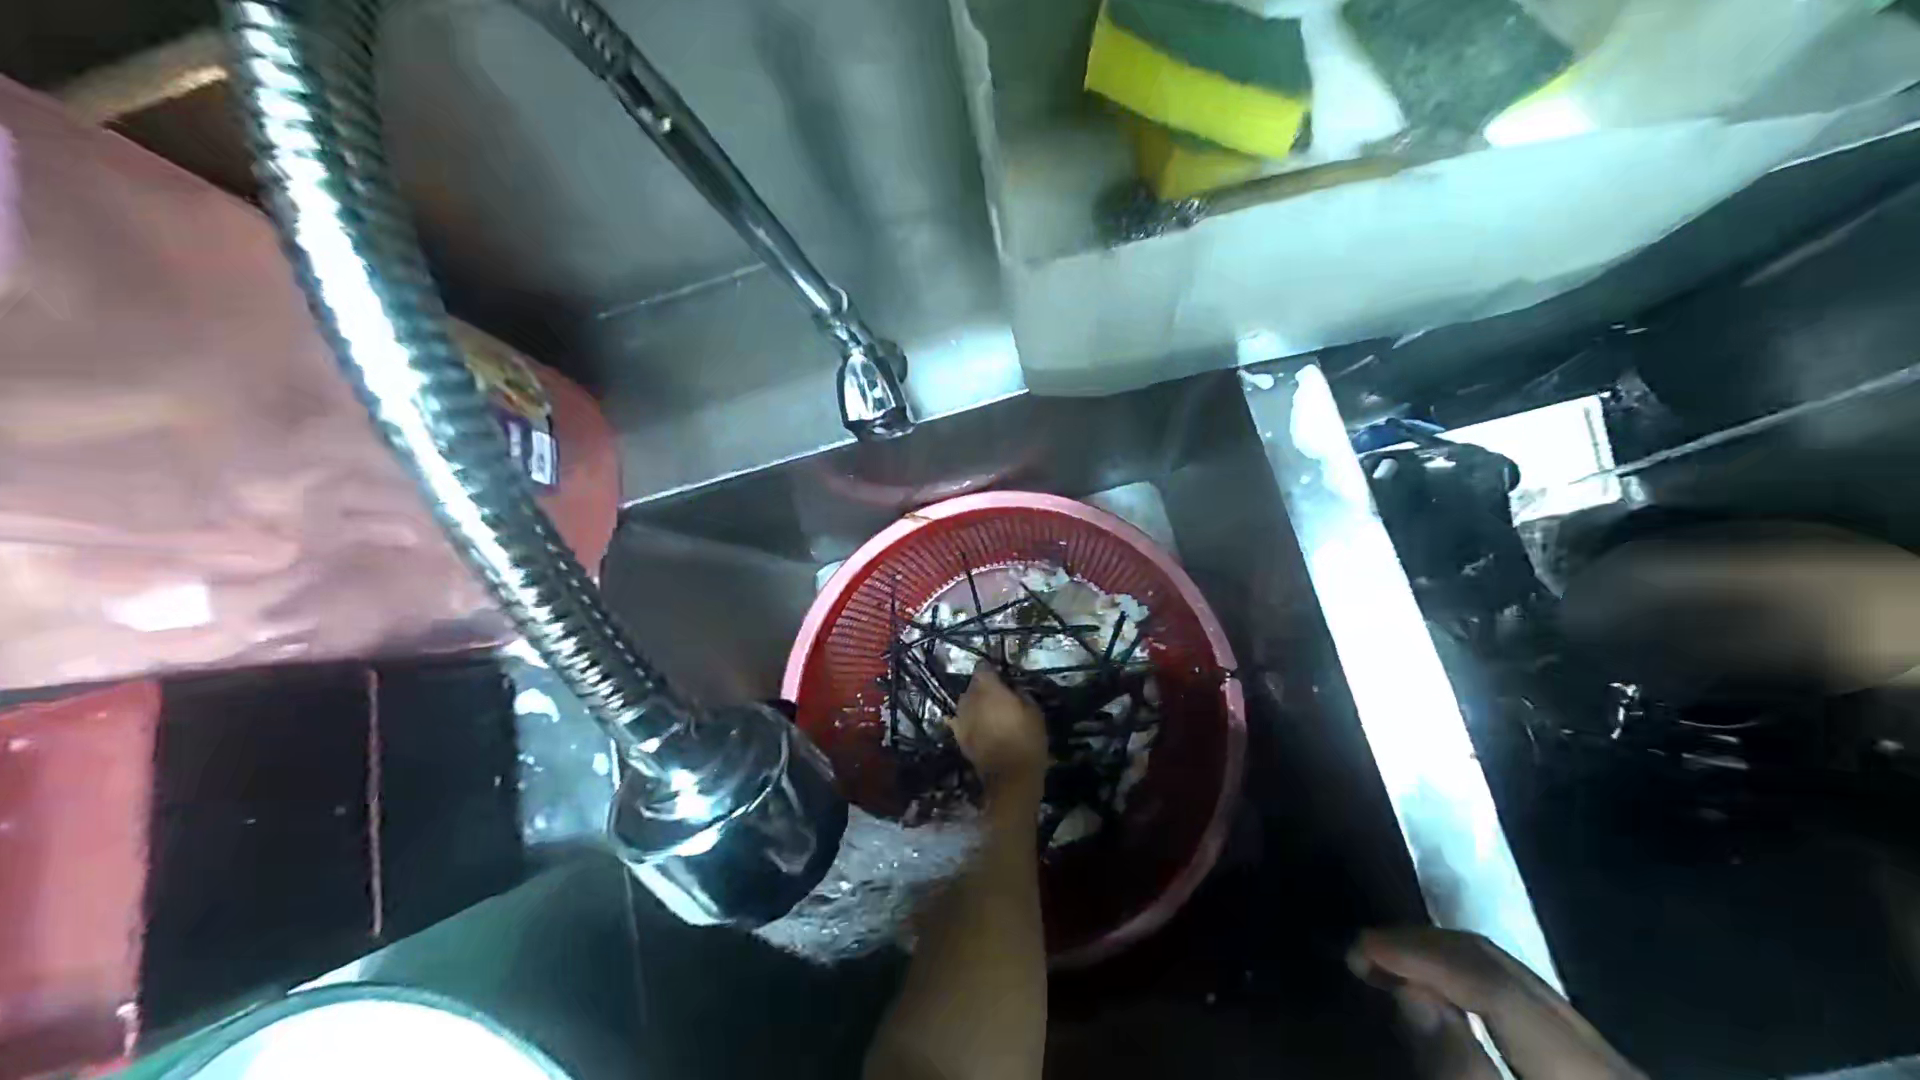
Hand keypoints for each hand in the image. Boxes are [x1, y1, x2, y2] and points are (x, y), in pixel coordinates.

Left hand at [951, 668, 1046, 805]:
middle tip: (998, 695)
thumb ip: (1021, 694)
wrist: (1010, 776)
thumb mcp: (1034, 711)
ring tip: (988, 711)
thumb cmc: (1026, 740)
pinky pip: (960, 720)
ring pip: (966, 701)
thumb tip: (1013, 689)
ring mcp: (961, 717)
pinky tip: (974, 723)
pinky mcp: (958, 735)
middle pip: (973, 684)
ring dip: (975, 703)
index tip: (1002, 676)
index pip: (983, 667)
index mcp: (988, 688)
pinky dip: (966, 719)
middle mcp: (969, 698)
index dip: (992, 669)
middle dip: (984, 687)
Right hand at [1349, 928, 1643, 1079]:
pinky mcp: (1593, 1064)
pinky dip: (1465, 977)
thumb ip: (1457, 1072)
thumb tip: (1407, 988)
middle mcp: (1610, 1058)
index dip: (1425, 959)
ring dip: (1439, 957)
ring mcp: (1607, 1058)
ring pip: (1510, 973)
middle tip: (1363, 951)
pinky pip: (1520, 994)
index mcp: (1592, 1077)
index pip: (1498, 989)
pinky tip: (1431, 984)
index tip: (1361, 946)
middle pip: (1504, 969)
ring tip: (1385, 961)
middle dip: (1425, 949)